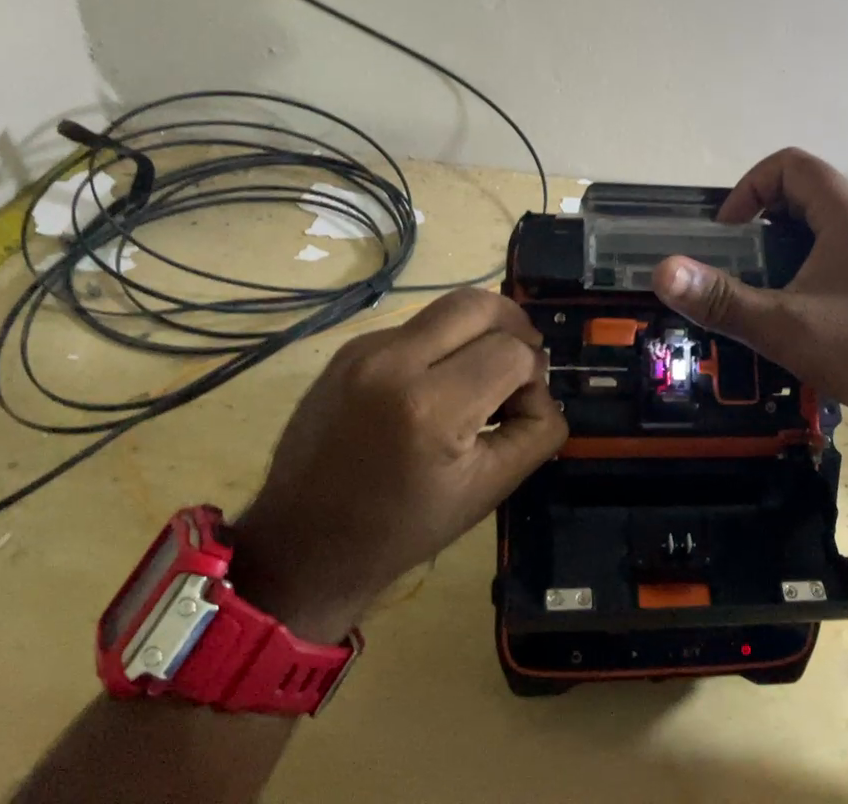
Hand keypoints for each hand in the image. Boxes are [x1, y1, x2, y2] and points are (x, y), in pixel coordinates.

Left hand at [228, 288, 565, 641]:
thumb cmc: (405, 527)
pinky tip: (437, 386)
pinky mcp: (347, 351)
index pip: (512, 352)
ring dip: (477, 333)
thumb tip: (540, 386)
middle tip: (522, 362)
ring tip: (480, 376)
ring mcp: (363, 351)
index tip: (524, 407)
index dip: (534, 375)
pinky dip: (441, 346)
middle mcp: (393, 363)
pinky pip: (414, 328)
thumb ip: (536, 430)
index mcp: (430, 407)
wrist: (307, 542)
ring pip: (446, 310)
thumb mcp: (491, 489)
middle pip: (478, 304)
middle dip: (514, 326)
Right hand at [652, 148, 847, 423]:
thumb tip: (663, 272)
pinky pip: (836, 257)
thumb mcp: (785, 326)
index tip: (725, 231)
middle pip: (804, 194)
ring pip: (820, 230)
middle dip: (760, 221)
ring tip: (759, 290)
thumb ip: (721, 299)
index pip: (790, 165)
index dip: (748, 188)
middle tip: (734, 262)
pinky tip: (797, 315)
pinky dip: (805, 270)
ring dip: (782, 249)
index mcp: (847, 213)